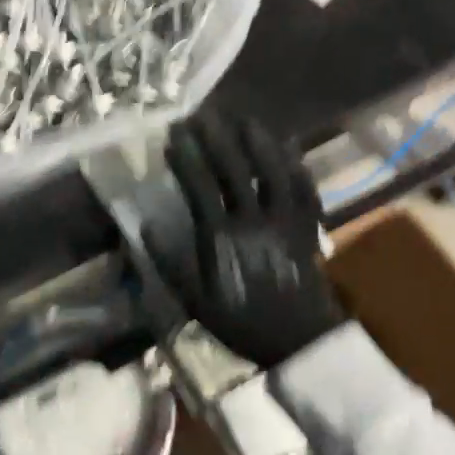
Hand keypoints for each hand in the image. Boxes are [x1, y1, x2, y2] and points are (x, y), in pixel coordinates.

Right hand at [150, 112, 344, 369]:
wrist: (300, 340)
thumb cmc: (242, 321)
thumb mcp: (194, 301)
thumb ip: (169, 263)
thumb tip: (144, 226)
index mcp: (223, 238)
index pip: (201, 186)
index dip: (186, 158)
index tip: (174, 136)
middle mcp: (255, 220)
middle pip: (235, 169)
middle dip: (216, 138)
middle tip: (202, 114)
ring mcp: (287, 219)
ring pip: (273, 170)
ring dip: (257, 140)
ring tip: (243, 118)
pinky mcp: (310, 225)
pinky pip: (304, 187)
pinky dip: (295, 164)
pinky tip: (286, 147)